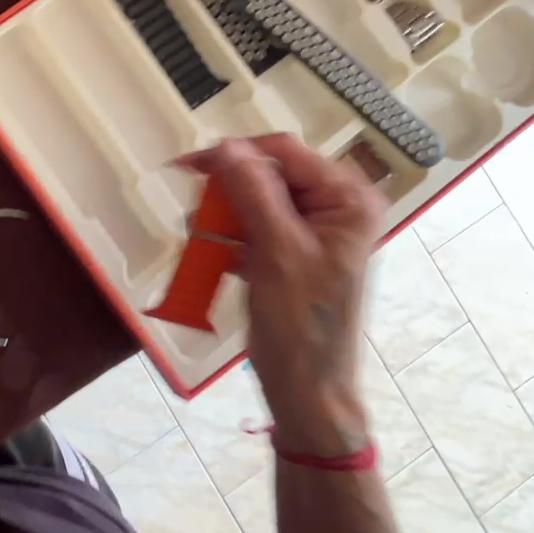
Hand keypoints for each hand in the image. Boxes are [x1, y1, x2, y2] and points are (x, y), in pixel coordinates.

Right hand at [178, 135, 383, 457]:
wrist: (305, 387)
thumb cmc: (300, 323)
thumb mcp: (276, 252)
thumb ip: (252, 193)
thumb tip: (223, 145)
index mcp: (347, 198)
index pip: (284, 153)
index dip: (235, 154)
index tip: (187, 166)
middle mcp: (334, 206)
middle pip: (268, 173)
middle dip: (228, 190)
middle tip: (197, 213)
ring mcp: (312, 230)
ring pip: (254, 198)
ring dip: (225, 214)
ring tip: (205, 237)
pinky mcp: (290, 251)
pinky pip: (253, 225)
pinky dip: (230, 235)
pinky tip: (219, 256)